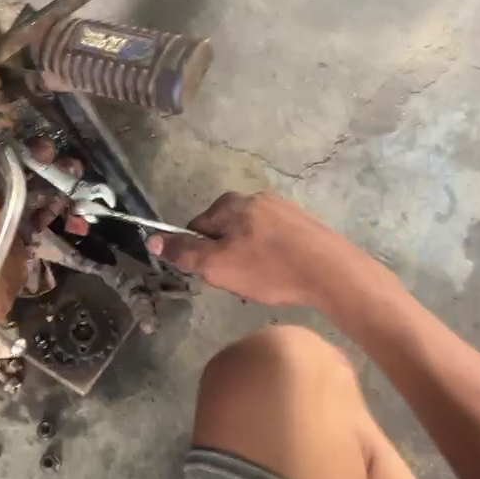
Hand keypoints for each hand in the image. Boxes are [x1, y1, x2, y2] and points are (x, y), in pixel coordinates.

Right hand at [146, 192, 370, 307]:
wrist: (328, 270)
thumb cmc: (267, 268)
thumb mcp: (216, 265)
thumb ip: (183, 253)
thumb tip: (151, 240)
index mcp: (229, 204)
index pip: (196, 228)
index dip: (199, 254)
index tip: (214, 273)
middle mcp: (254, 197)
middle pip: (224, 230)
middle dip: (225, 254)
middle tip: (239, 280)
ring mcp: (282, 208)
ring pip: (250, 236)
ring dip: (249, 257)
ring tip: (263, 280)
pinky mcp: (303, 223)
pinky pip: (274, 240)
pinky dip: (271, 256)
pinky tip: (281, 274)